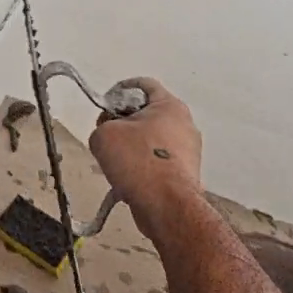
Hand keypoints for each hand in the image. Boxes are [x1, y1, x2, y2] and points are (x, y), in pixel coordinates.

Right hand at [87, 77, 202, 239]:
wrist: (166, 207)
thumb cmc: (136, 160)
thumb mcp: (103, 134)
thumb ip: (103, 124)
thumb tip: (112, 132)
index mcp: (170, 106)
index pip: (144, 84)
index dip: (119, 89)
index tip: (105, 104)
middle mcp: (185, 125)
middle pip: (148, 113)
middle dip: (124, 122)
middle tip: (106, 134)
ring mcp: (190, 151)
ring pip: (152, 140)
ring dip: (132, 146)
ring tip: (115, 162)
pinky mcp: (187, 174)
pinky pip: (159, 162)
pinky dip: (143, 166)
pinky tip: (128, 179)